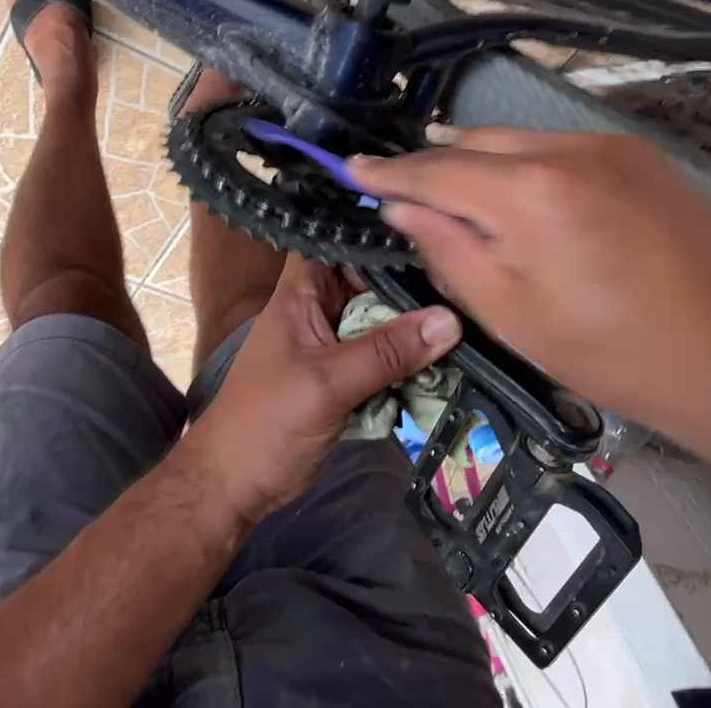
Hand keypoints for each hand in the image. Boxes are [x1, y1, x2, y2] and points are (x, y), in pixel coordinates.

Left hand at [178, 254, 461, 523]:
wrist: (237, 483)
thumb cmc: (267, 422)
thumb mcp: (328, 382)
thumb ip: (387, 351)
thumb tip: (452, 320)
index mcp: (300, 295)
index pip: (339, 244)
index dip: (378, 233)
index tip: (433, 228)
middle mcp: (318, 310)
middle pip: (370, 283)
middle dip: (413, 282)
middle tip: (469, 277)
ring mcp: (334, 344)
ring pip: (382, 321)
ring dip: (417, 324)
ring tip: (473, 310)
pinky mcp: (347, 376)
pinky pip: (385, 357)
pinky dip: (411, 359)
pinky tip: (453, 354)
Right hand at [349, 127, 710, 462]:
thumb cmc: (615, 355)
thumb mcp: (511, 314)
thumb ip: (448, 250)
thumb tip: (401, 208)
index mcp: (530, 193)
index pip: (435, 171)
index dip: (387, 172)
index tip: (349, 167)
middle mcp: (568, 150)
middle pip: (473, 144)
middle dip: (429, 163)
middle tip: (392, 183)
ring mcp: (611, 147)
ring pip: (516, 140)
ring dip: (474, 160)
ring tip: (443, 180)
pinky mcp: (641, 157)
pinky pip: (556, 147)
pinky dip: (520, 162)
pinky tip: (510, 187)